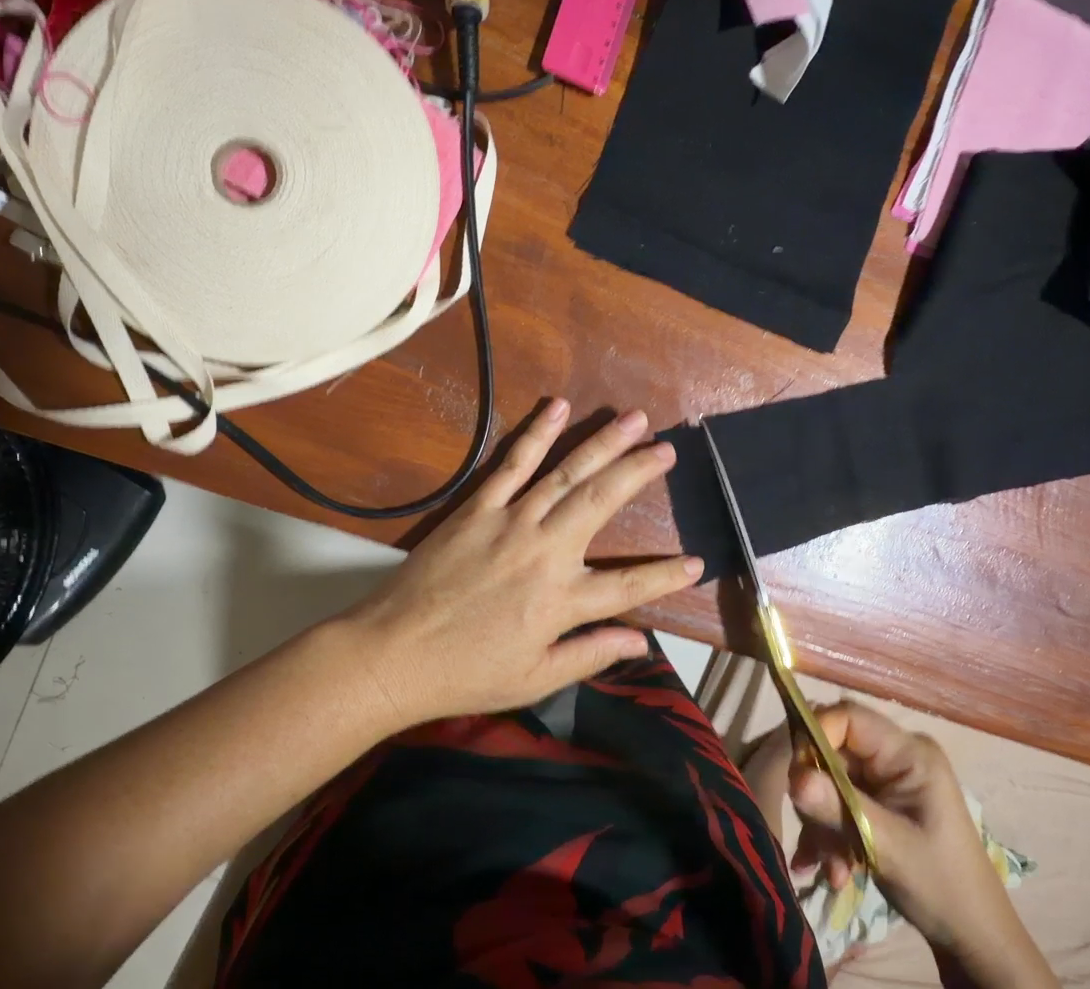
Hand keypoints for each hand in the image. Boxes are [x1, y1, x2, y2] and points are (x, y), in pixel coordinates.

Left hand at [341, 399, 701, 727]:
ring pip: (566, 474)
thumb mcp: (534, 679)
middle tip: (667, 449)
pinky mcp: (476, 509)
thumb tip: (640, 641)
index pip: (630, 585)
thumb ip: (590, 655)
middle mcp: (544, 553)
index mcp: (562, 602)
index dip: (667, 575)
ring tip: (635, 420)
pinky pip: (512, 465)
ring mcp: (510, 523)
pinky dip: (537, 435)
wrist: (392, 654)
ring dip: (603, 444)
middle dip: (638, 472)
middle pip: (601, 503)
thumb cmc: (465, 674)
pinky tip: (559, 409)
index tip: (697, 562)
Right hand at [788, 703, 1009, 950]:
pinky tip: (831, 871)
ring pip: (828, 781)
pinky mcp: (877, 802)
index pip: (848, 718)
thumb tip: (794, 779)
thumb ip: (838, 809)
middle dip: (817, 797)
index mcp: (909, 753)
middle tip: (817, 842)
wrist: (970, 932)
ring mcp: (885, 779)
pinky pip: (836, 803)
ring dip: (822, 825)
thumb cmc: (940, 884)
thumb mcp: (887, 847)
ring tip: (833, 871)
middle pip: (832, 752)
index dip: (815, 736)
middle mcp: (895, 756)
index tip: (796, 779)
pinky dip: (828, 834)